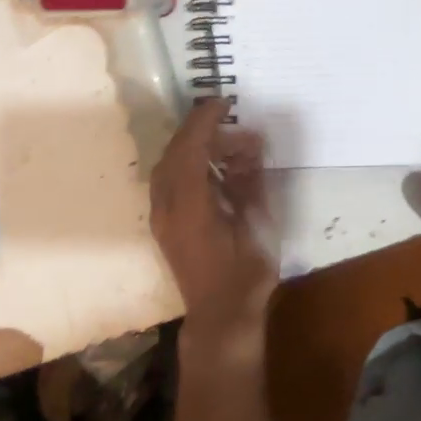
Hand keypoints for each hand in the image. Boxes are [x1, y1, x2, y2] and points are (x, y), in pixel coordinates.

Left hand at [151, 99, 277, 343]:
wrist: (221, 318)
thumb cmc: (246, 274)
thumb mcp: (258, 223)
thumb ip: (250, 179)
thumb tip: (249, 143)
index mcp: (190, 205)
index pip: (191, 147)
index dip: (206, 120)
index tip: (226, 102)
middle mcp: (167, 207)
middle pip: (174, 153)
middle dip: (202, 131)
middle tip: (234, 125)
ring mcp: (161, 217)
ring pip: (168, 167)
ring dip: (194, 148)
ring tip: (229, 148)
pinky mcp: (164, 226)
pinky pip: (168, 182)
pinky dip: (188, 166)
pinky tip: (215, 171)